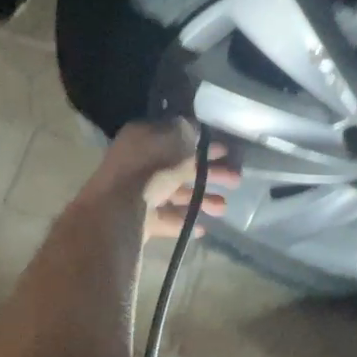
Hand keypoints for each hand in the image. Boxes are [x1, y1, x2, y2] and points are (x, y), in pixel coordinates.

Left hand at [82, 120, 236, 239]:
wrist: (120, 209)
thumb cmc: (152, 167)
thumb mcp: (177, 139)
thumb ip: (189, 132)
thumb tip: (195, 129)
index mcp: (143, 137)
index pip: (176, 135)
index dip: (202, 142)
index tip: (227, 150)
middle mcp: (138, 162)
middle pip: (179, 166)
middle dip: (209, 173)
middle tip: (236, 180)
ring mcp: (137, 192)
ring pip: (174, 193)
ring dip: (201, 199)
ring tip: (223, 209)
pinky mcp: (137, 219)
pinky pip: (165, 218)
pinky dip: (184, 220)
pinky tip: (202, 227)